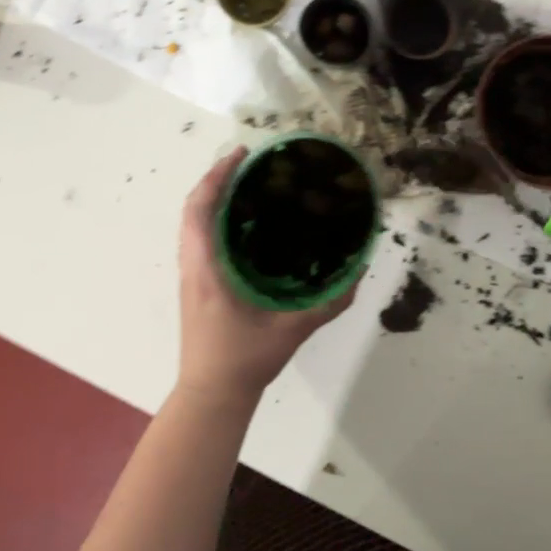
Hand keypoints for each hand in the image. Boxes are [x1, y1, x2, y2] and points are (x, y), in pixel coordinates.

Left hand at [175, 147, 356, 404]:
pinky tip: (245, 222)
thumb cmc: (244, 360)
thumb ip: (328, 303)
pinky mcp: (196, 284)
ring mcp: (191, 275)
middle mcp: (193, 265)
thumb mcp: (292, 329)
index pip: (200, 209)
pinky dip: (215, 217)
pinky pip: (200, 238)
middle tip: (250, 161)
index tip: (242, 154)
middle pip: (194, 208)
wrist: (211, 396)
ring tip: (248, 183)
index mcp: (207, 268)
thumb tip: (359, 272)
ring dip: (214, 196)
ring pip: (194, 223)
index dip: (216, 176)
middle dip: (217, 178)